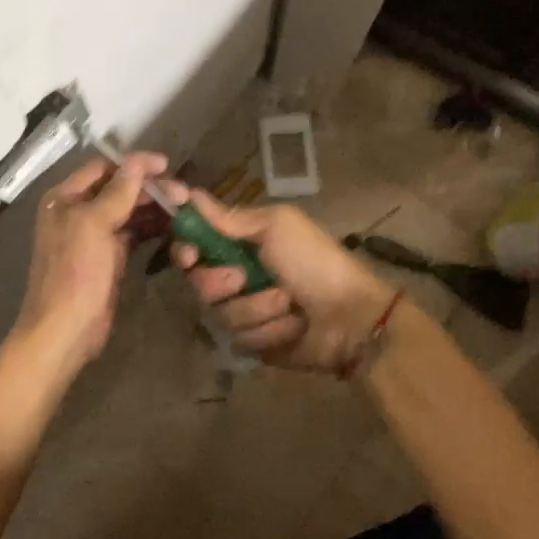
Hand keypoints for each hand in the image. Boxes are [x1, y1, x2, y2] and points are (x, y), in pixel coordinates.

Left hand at [10, 151, 169, 373]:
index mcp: (64, 198)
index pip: (102, 168)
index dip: (133, 165)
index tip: (165, 166)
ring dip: (153, 208)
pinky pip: (132, 234)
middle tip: (183, 195)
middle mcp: (77, 211)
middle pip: (118, 189)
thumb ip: (117, 192)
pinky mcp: (109, 257)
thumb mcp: (93, 225)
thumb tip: (138, 161)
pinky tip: (174, 227)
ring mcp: (93, 236)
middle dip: (149, 189)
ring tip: (184, 210)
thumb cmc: (75, 272)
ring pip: (128, 211)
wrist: (65, 330)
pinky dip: (150, 228)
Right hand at [172, 191, 398, 374]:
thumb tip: (190, 194)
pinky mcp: (256, 343)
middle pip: (198, 282)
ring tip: (288, 304)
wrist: (353, 318)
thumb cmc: (315, 262)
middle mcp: (237, 276)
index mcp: (241, 243)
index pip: (193, 244)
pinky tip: (293, 327)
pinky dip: (270, 332)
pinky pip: (240, 340)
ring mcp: (246, 312)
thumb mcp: (277, 226)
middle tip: (244, 279)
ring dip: (255, 308)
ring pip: (219, 314)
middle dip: (219, 282)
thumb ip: (231, 216)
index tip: (189, 255)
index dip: (185, 249)